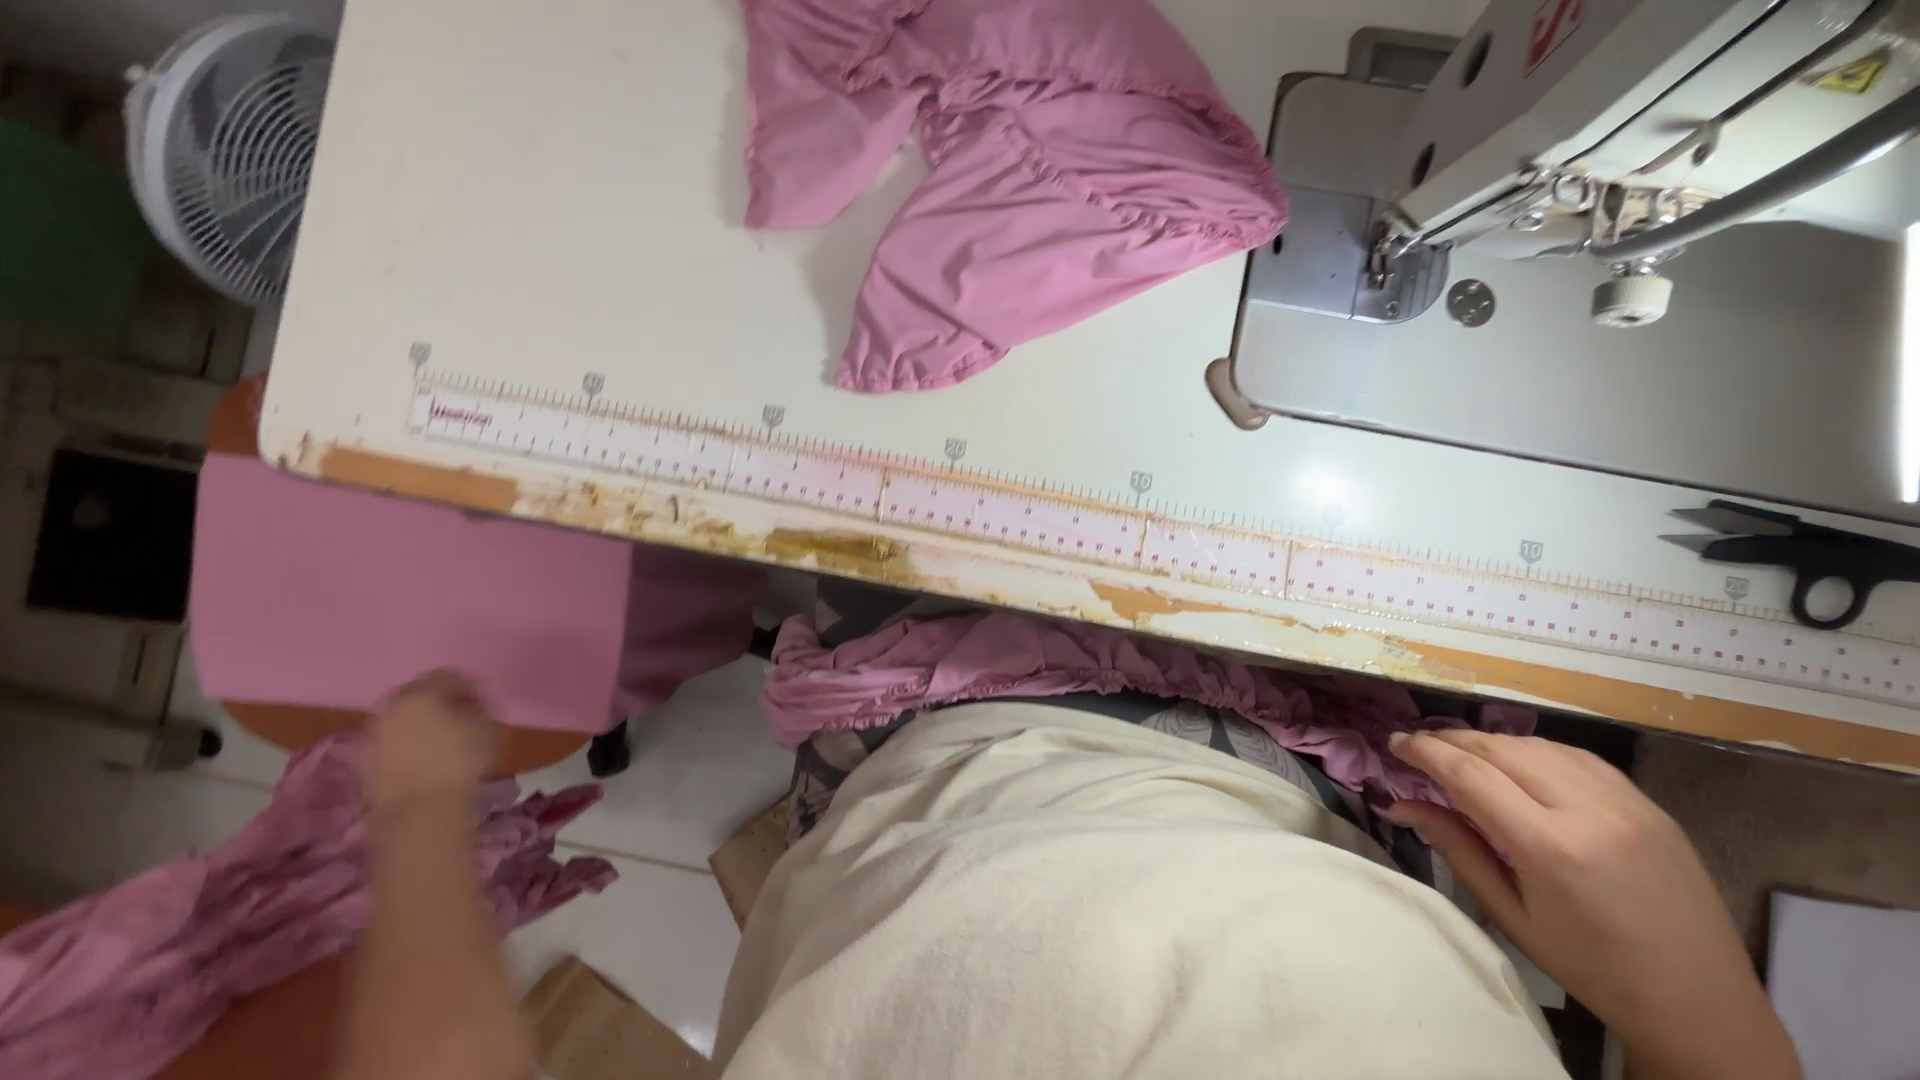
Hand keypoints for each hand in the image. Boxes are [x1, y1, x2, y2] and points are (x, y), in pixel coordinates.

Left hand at [365, 669, 499, 815]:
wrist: (421, 813)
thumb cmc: (462, 763)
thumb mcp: (488, 729)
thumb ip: (480, 708)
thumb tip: (472, 704)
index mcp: (421, 693)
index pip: (446, 675)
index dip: (468, 685)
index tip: (483, 700)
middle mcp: (392, 708)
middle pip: (417, 694)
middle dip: (438, 702)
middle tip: (460, 717)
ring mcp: (374, 736)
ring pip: (401, 720)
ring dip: (420, 724)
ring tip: (442, 741)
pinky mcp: (365, 763)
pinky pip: (391, 743)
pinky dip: (407, 746)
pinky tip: (425, 759)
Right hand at [1387, 731, 1799, 1079]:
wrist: (1700, 1001)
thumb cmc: (1592, 969)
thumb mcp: (1511, 915)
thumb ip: (1457, 849)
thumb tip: (1402, 806)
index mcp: (1550, 847)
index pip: (1469, 774)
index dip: (1424, 751)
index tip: (1394, 743)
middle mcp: (1588, 811)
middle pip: (1501, 749)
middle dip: (1451, 740)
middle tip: (1417, 744)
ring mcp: (1626, 803)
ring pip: (1539, 745)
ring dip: (1491, 742)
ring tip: (1461, 752)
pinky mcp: (1649, 804)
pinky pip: (1579, 757)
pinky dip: (1537, 750)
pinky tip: (1519, 761)